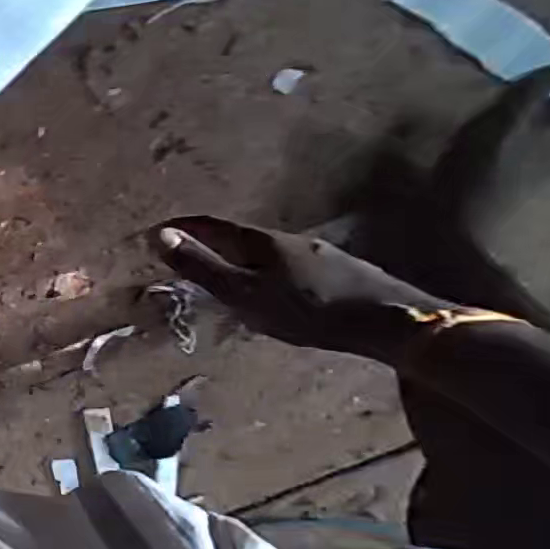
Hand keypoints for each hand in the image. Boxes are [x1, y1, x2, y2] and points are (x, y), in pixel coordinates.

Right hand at [153, 216, 451, 364]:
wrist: (395, 323)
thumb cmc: (307, 308)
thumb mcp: (242, 292)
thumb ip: (200, 266)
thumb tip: (160, 235)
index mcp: (260, 241)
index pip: (210, 225)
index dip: (181, 227)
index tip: (155, 232)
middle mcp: (287, 240)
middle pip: (237, 237)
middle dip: (208, 244)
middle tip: (184, 256)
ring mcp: (316, 255)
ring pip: (263, 253)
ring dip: (236, 259)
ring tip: (223, 277)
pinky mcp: (338, 273)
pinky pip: (285, 267)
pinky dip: (262, 272)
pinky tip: (269, 291)